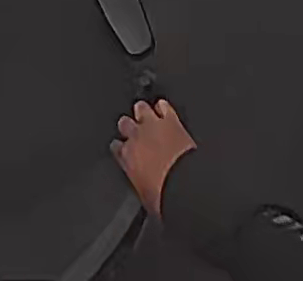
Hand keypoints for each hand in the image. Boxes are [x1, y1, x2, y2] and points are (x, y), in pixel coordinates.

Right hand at [110, 99, 195, 217]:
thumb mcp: (145, 196)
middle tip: (134, 130)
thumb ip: (140, 181)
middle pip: (124, 123)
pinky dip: (163, 107)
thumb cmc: (163, 197)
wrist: (185, 187)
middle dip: (129, 126)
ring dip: (143, 112)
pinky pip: (163, 105)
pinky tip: (164, 108)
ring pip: (141, 107)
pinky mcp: (171, 120)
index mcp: (127, 159)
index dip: (120, 147)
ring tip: (146, 114)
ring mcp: (153, 125)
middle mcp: (136, 138)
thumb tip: (144, 186)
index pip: (116, 147)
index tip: (122, 149)